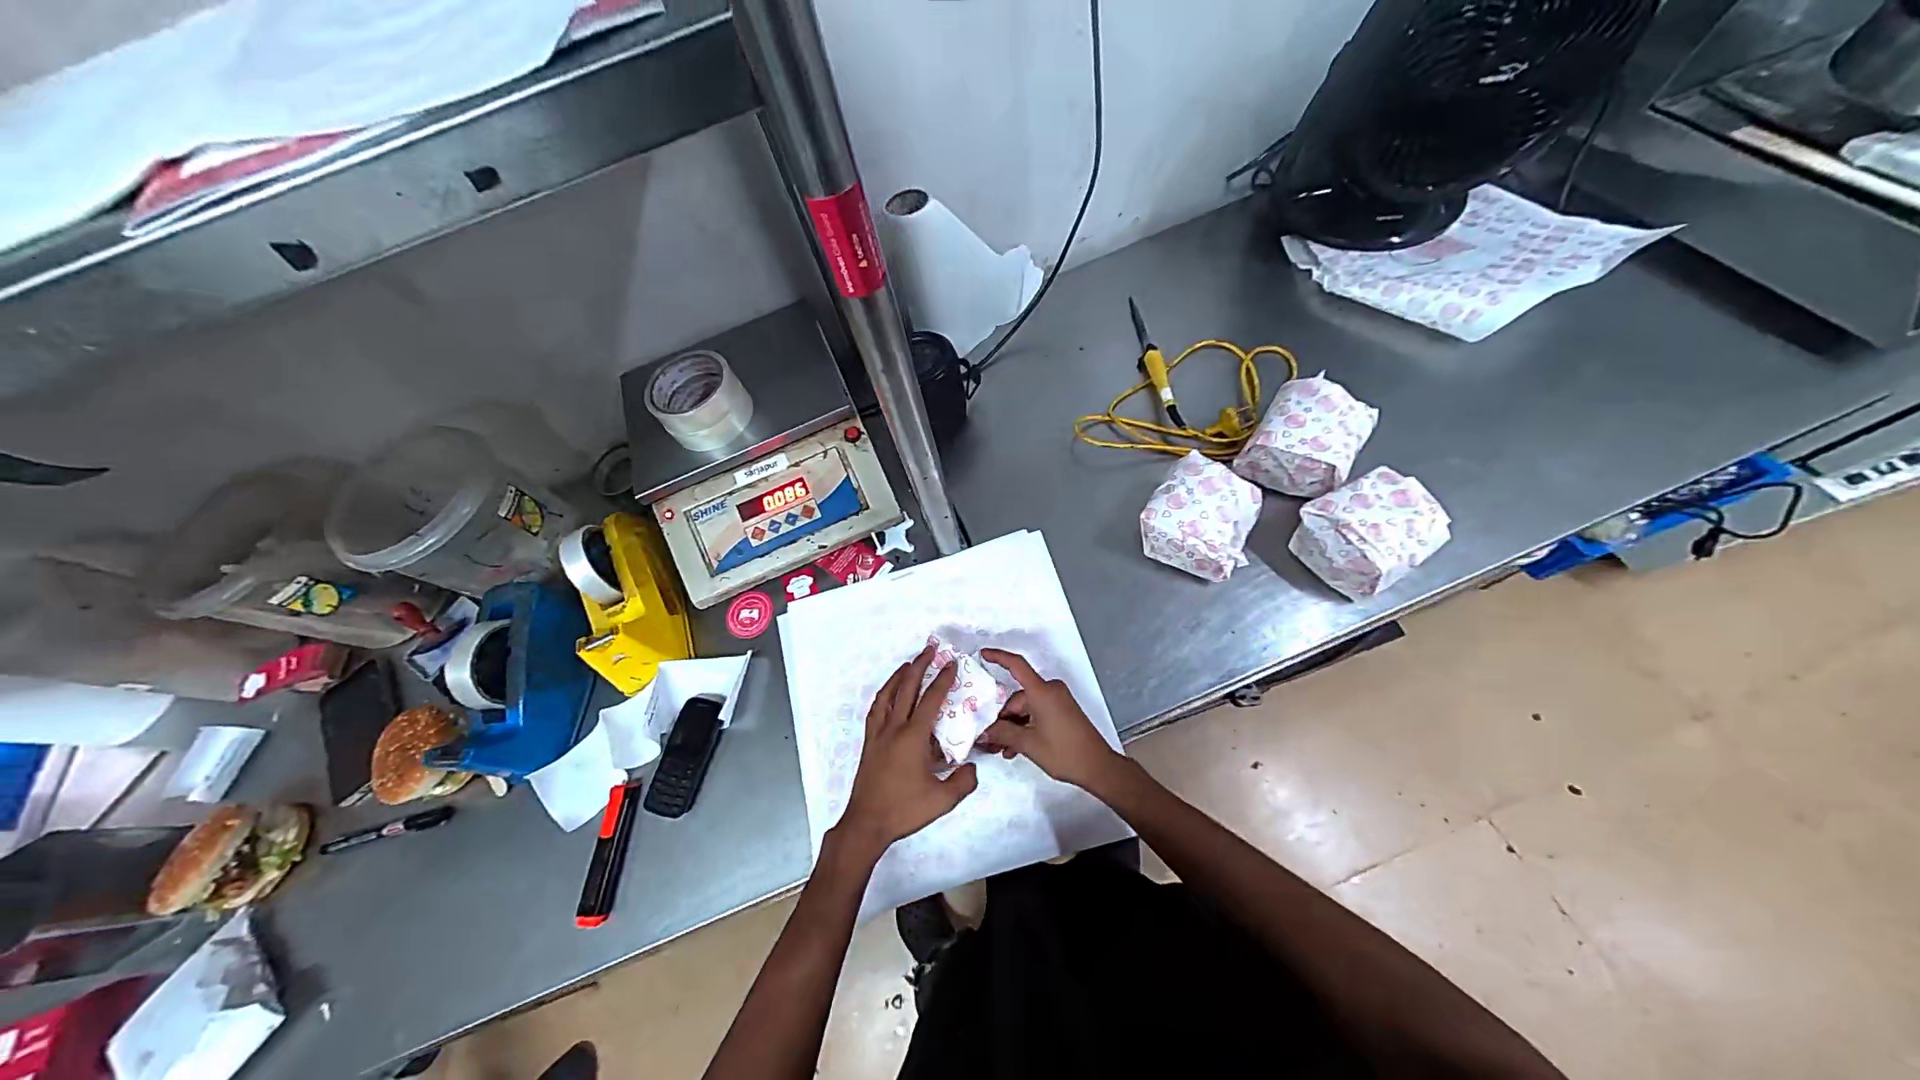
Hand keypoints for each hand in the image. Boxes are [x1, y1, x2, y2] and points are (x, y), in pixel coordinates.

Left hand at [835, 646, 978, 857]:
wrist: (867, 823)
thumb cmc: (904, 810)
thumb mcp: (942, 799)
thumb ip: (963, 781)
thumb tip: (972, 767)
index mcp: (913, 737)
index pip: (931, 700)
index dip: (943, 680)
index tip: (952, 664)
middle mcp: (894, 729)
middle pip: (906, 688)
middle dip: (920, 666)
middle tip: (930, 650)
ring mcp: (878, 734)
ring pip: (887, 695)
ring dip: (899, 676)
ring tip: (909, 664)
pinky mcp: (869, 743)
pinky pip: (876, 710)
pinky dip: (884, 696)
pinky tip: (888, 695)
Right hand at [978, 649, 1130, 796]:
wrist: (1098, 767)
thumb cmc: (1066, 753)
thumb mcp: (1028, 744)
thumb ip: (1002, 734)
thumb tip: (984, 732)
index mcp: (1042, 692)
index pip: (1017, 665)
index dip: (998, 657)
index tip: (983, 654)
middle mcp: (1050, 691)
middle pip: (1017, 696)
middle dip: (1002, 716)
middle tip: (988, 737)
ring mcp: (1057, 701)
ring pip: (1025, 708)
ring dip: (1012, 726)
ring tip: (1001, 748)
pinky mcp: (1062, 711)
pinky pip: (1036, 713)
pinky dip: (1025, 727)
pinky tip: (1015, 747)